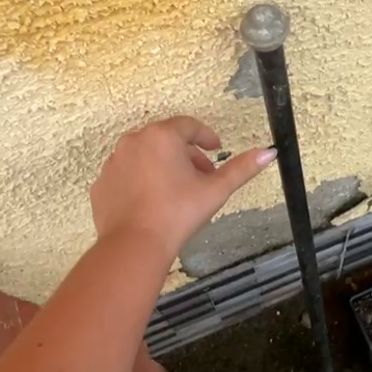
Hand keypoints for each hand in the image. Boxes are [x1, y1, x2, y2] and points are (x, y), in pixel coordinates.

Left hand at [90, 117, 276, 259]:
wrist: (134, 244)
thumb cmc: (177, 214)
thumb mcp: (215, 190)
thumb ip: (242, 168)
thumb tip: (268, 152)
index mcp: (162, 137)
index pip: (188, 126)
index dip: (205, 136)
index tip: (215, 149)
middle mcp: (134, 142)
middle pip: (166, 139)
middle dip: (186, 154)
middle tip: (202, 175)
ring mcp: (114, 162)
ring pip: (144, 155)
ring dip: (163, 166)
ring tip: (178, 191)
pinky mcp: (102, 183)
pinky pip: (126, 175)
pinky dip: (141, 181)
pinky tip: (153, 202)